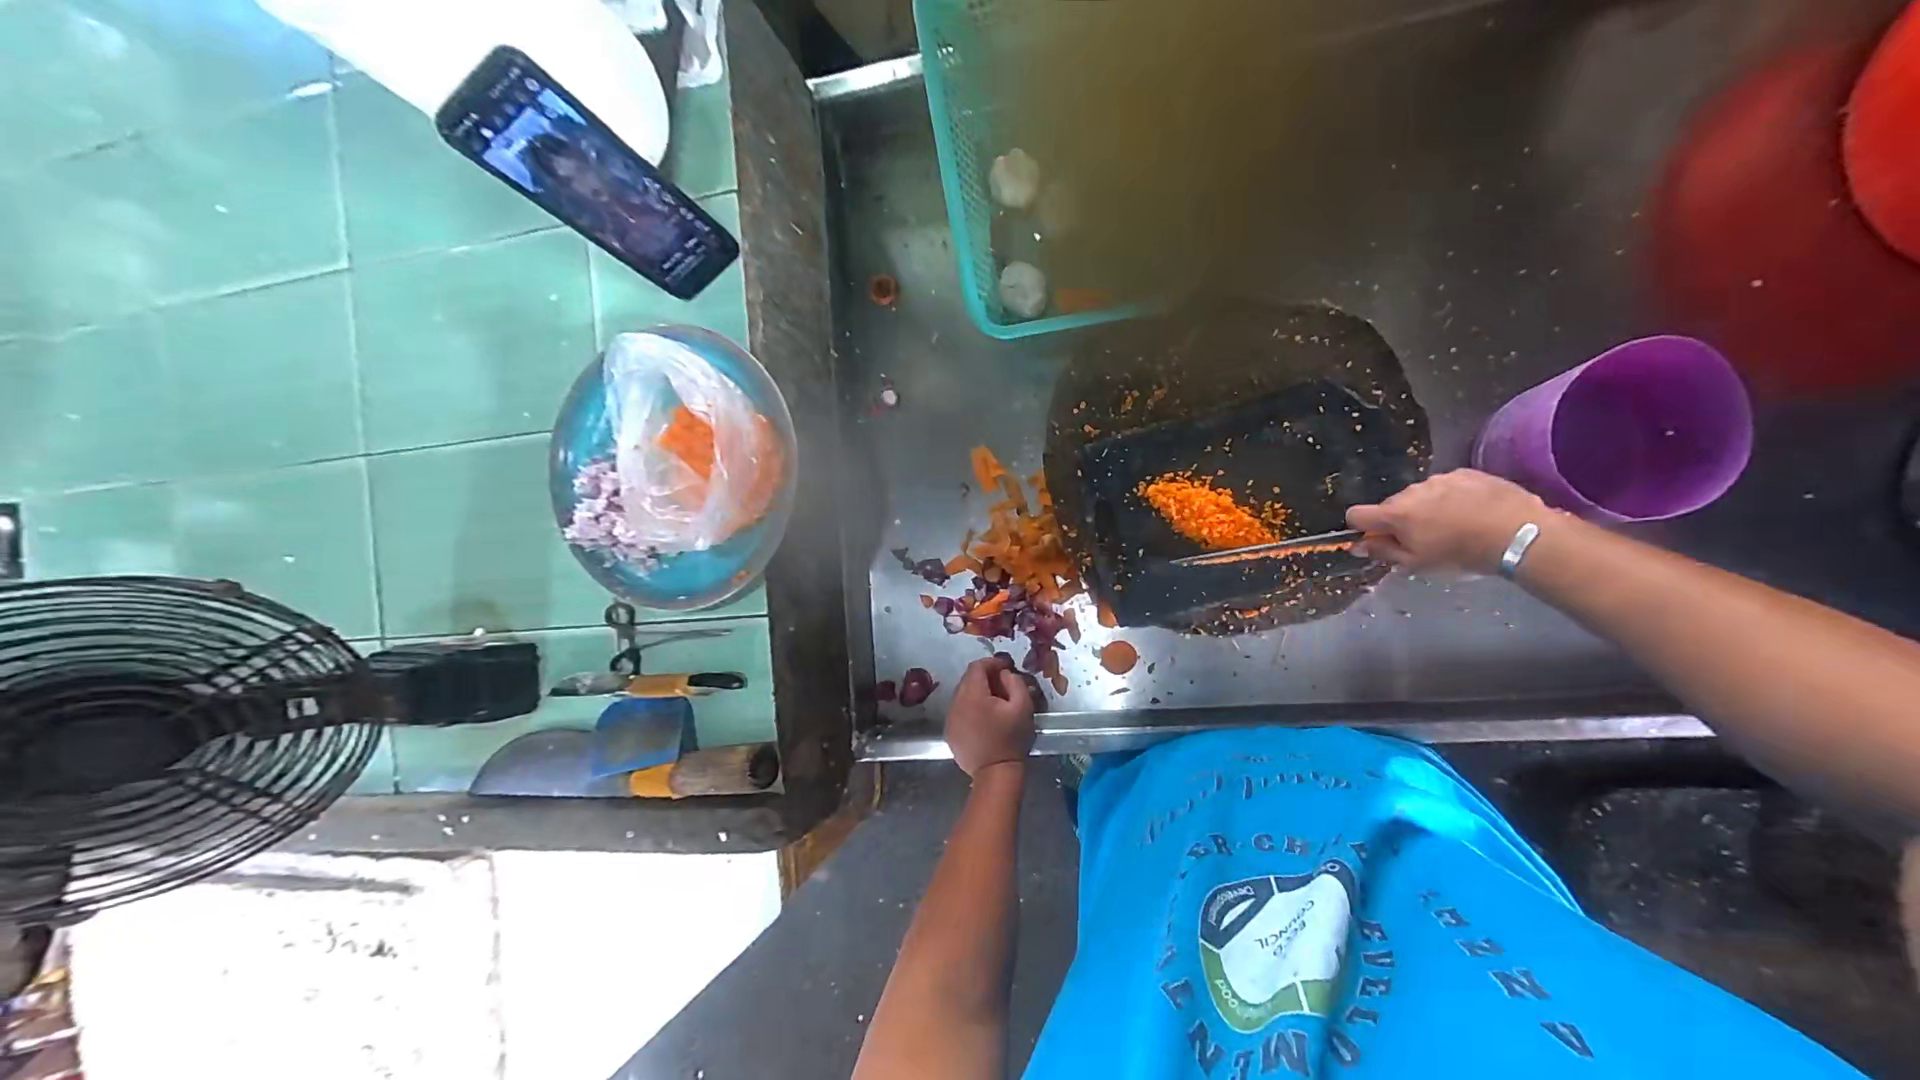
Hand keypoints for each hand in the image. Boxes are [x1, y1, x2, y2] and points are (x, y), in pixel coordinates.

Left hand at [945, 656, 1035, 776]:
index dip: (992, 663)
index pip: (977, 667)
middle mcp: (955, 703)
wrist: (995, 773)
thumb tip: (1004, 674)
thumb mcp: (1023, 706)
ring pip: (962, 696)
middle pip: (968, 680)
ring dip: (977, 694)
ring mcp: (950, 718)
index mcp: (972, 694)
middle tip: (1002, 685)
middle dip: (985, 678)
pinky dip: (970, 709)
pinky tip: (983, 719)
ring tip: (994, 703)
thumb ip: (1014, 682)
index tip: (1005, 667)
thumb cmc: (1011, 738)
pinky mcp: (949, 732)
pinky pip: (959, 711)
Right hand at [1346, 469, 1552, 573]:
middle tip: (1424, 538)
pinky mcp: (1466, 473)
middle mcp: (1411, 491)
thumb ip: (1383, 552)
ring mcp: (1439, 479)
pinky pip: (1446, 486)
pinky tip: (1471, 511)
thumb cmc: (1461, 554)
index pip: (1357, 514)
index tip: (1379, 540)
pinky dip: (1451, 498)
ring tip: (1453, 524)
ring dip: (1426, 508)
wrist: (1519, 533)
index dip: (1362, 528)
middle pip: (1391, 506)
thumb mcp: (1417, 564)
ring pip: (1419, 495)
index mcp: (1395, 514)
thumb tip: (1358, 545)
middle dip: (1400, 520)